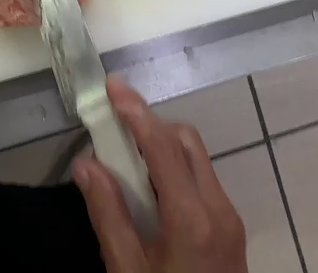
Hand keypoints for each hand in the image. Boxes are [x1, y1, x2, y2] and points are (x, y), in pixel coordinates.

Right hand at [72, 75, 248, 272]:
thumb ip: (108, 214)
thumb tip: (86, 163)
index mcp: (193, 217)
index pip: (163, 146)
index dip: (135, 111)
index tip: (112, 86)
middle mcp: (218, 207)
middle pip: (186, 142)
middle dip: (150, 124)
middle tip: (113, 122)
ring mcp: (229, 218)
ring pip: (197, 158)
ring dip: (162, 146)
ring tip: (124, 155)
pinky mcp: (231, 230)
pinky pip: (202, 181)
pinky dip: (174, 170)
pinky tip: (148, 188)